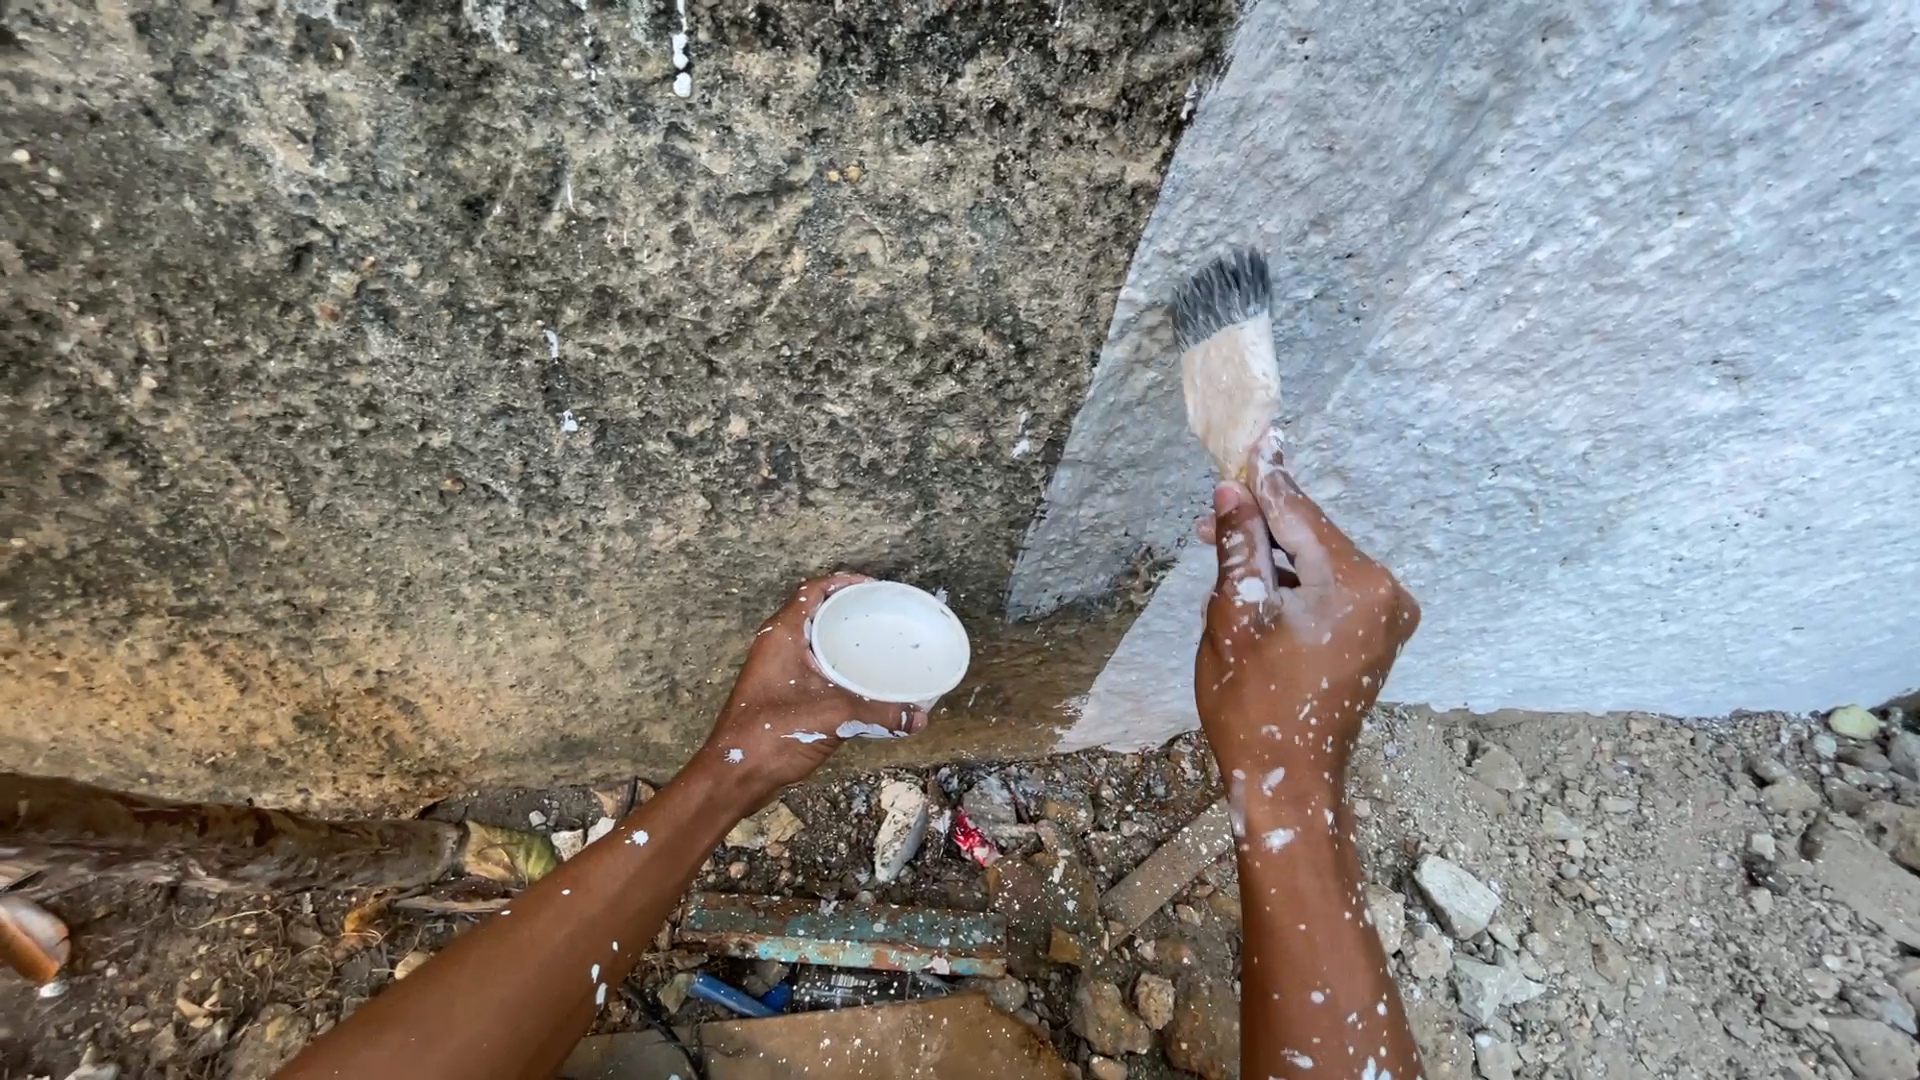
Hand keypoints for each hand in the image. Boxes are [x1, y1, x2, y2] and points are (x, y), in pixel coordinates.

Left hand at [696, 574, 929, 807]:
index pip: (812, 590)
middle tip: (879, 613)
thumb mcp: (834, 716)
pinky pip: (812, 665)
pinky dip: (835, 663)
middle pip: (814, 611)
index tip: (871, 587)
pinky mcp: (779, 692)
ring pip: (813, 640)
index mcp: (783, 635)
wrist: (734, 777)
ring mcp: (776, 670)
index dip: (842, 582)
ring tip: (874, 641)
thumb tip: (919, 717)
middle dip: (845, 608)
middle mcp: (777, 646)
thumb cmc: (771, 735)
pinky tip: (858, 679)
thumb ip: (880, 714)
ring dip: (839, 637)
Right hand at [1194, 431, 1418, 808]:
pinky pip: (1329, 585)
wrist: (1286, 777)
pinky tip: (1255, 578)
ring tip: (1221, 549)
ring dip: (1272, 552)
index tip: (1251, 439)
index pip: (1301, 515)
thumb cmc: (1251, 700)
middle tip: (1210, 517)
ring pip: (1318, 560)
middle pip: (1312, 535)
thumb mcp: (1233, 615)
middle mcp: (1386, 592)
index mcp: (1355, 585)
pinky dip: (1292, 579)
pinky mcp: (1376, 631)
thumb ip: (1238, 546)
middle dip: (1261, 523)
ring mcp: (1387, 614)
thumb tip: (1231, 490)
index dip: (1266, 480)